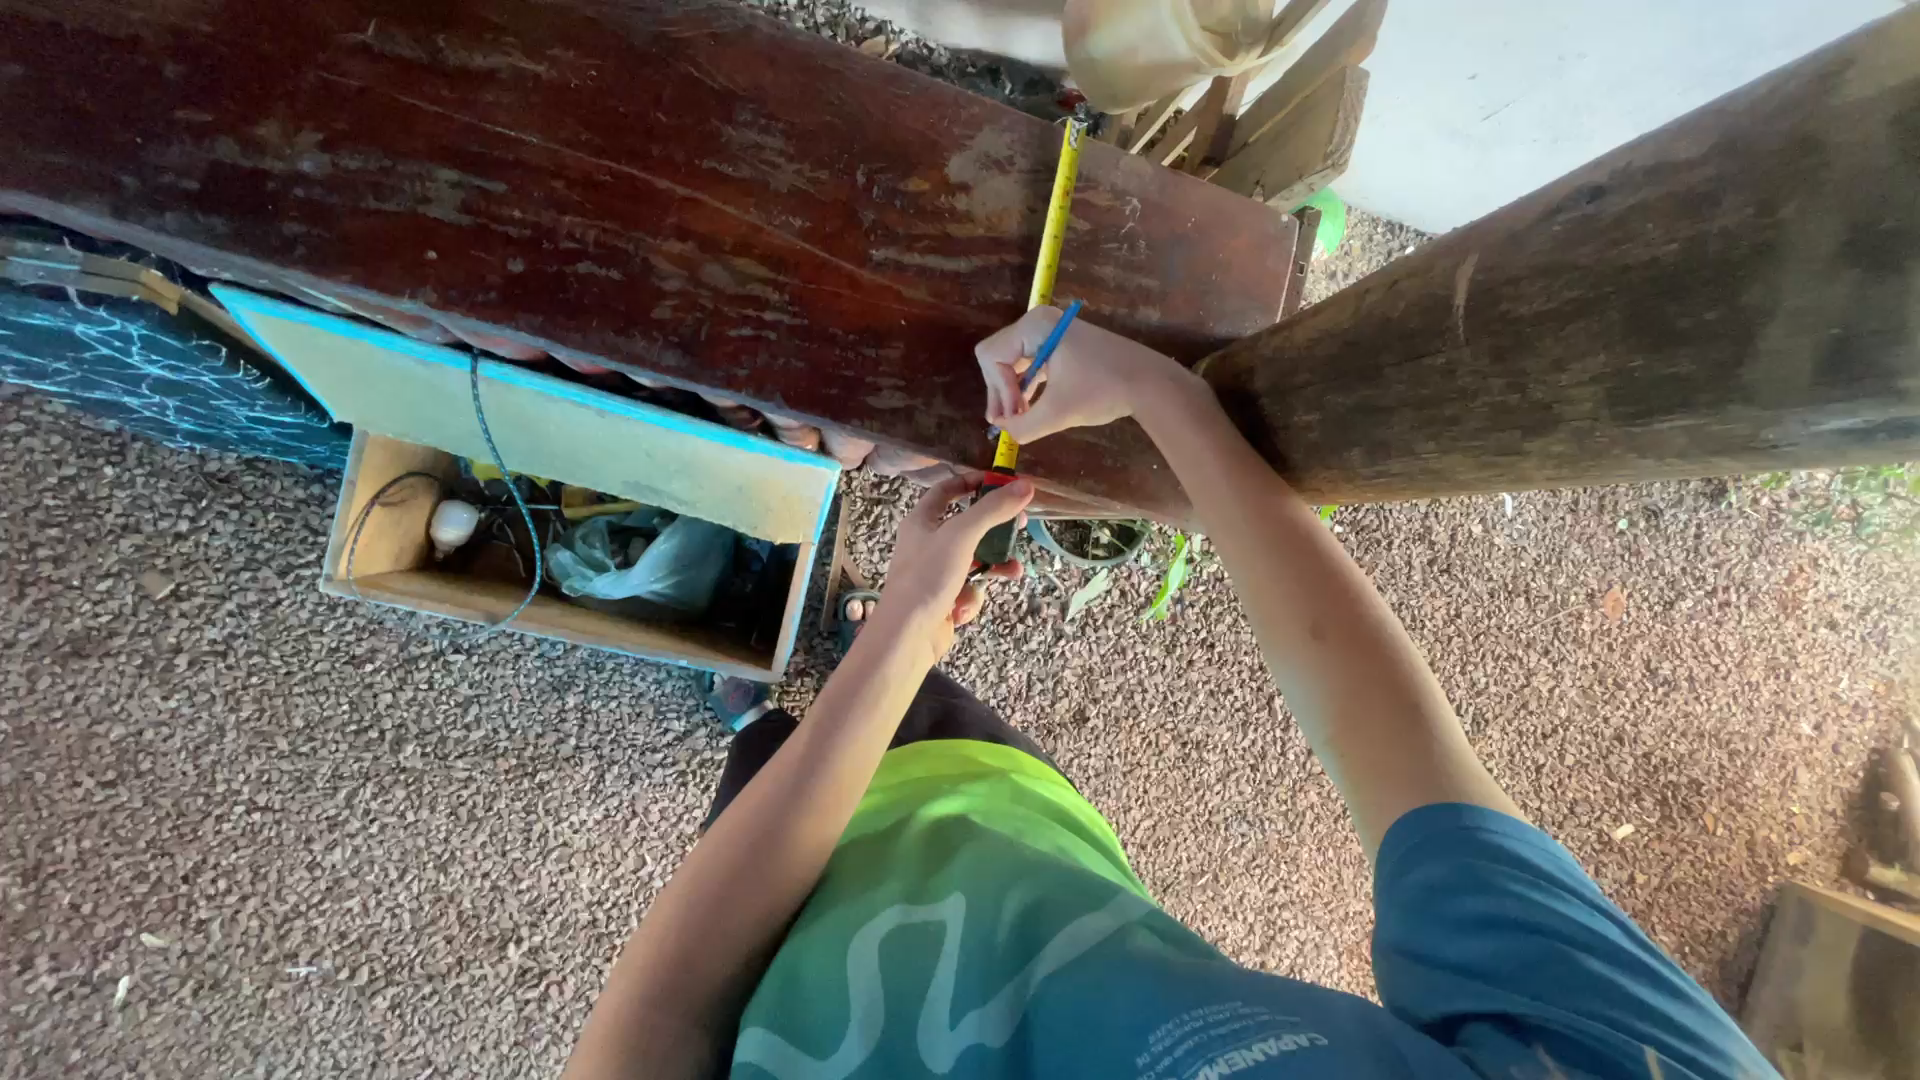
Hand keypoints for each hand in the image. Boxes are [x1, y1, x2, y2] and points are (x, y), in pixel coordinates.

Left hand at [875, 474, 1032, 660]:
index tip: (1000, 483)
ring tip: (1013, 572)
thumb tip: (1025, 486)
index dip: (972, 483)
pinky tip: (963, 609)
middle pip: (968, 526)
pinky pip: (968, 588)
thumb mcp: (962, 536)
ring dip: (994, 567)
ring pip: (975, 560)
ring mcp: (936, 572)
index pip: (946, 490)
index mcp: (921, 521)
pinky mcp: (944, 597)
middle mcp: (926, 543)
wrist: (907, 636)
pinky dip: (971, 597)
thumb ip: (993, 510)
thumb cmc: (927, 577)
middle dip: (995, 530)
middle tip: (1019, 526)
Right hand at [976, 306, 1197, 442]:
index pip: (991, 357)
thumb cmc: (1103, 391)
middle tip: (1011, 422)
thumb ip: (1022, 427)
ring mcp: (1049, 331)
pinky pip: (1028, 364)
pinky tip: (1030, 409)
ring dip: (1012, 392)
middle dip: (1001, 392)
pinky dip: (1026, 387)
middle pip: (997, 358)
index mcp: (1035, 326)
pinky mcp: (1060, 344)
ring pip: (1011, 363)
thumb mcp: (1057, 414)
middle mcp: (1038, 322)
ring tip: (1019, 419)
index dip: (997, 390)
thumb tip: (1003, 430)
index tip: (1014, 415)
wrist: (1148, 382)